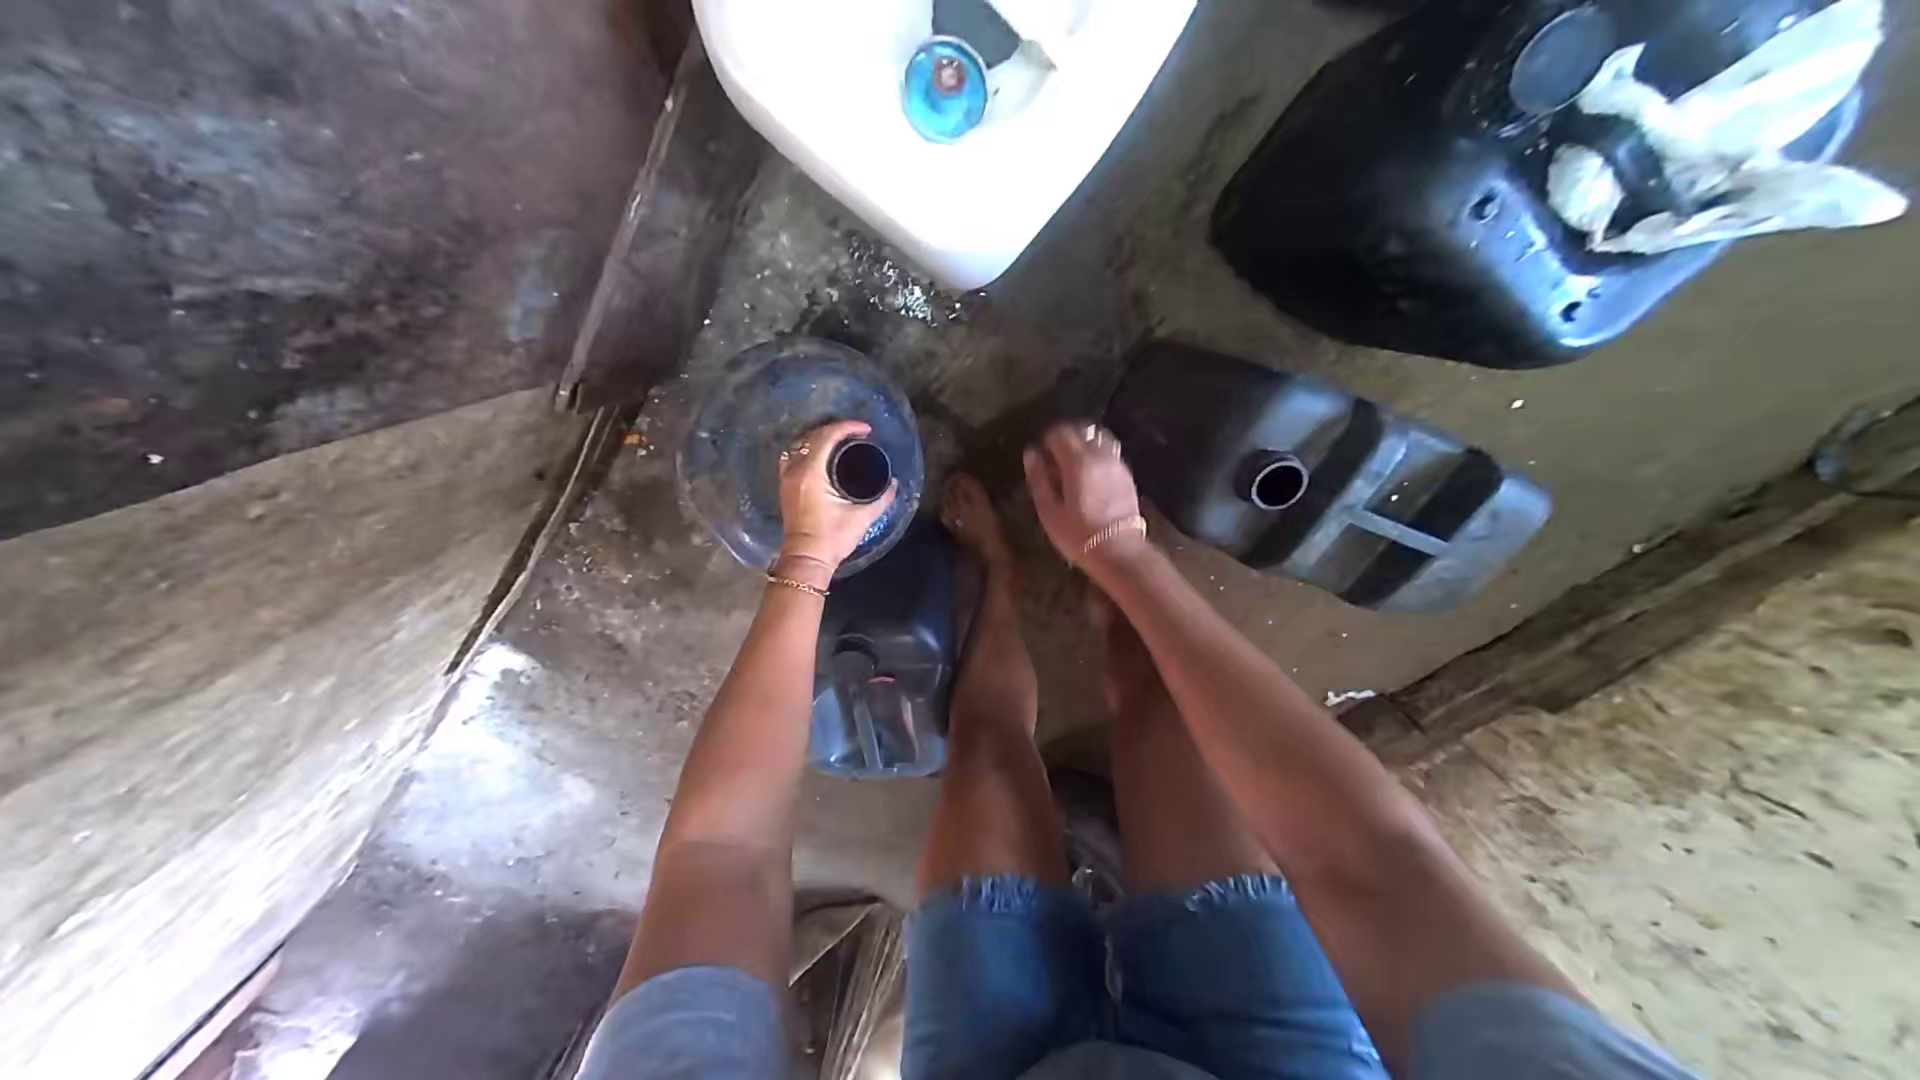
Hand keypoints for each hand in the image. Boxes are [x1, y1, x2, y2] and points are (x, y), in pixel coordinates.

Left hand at [777, 419, 897, 576]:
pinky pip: (793, 457)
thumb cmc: (833, 538)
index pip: (827, 437)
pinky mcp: (785, 486)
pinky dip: (808, 450)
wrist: (806, 559)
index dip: (848, 427)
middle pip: (813, 436)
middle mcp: (796, 470)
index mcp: (812, 473)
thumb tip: (893, 484)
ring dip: (820, 438)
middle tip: (857, 434)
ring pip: (801, 444)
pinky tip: (821, 456)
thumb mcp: (862, 518)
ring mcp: (787, 477)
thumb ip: (881, 498)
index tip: (866, 430)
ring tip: (841, 442)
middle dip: (836, 430)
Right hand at [1022, 420, 1150, 574]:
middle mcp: (1100, 456)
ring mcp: (1117, 464)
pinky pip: (1108, 452)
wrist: (1119, 552)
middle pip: (1081, 430)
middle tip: (1054, 460)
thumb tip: (1031, 454)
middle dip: (1064, 439)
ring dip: (1082, 444)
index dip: (1046, 440)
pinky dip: (1095, 455)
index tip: (1040, 456)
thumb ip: (1038, 479)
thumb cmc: (1078, 536)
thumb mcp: (1049, 511)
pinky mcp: (1127, 475)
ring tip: (1072, 466)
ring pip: (1097, 438)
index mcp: (1079, 462)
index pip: (1060, 432)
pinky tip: (1088, 476)